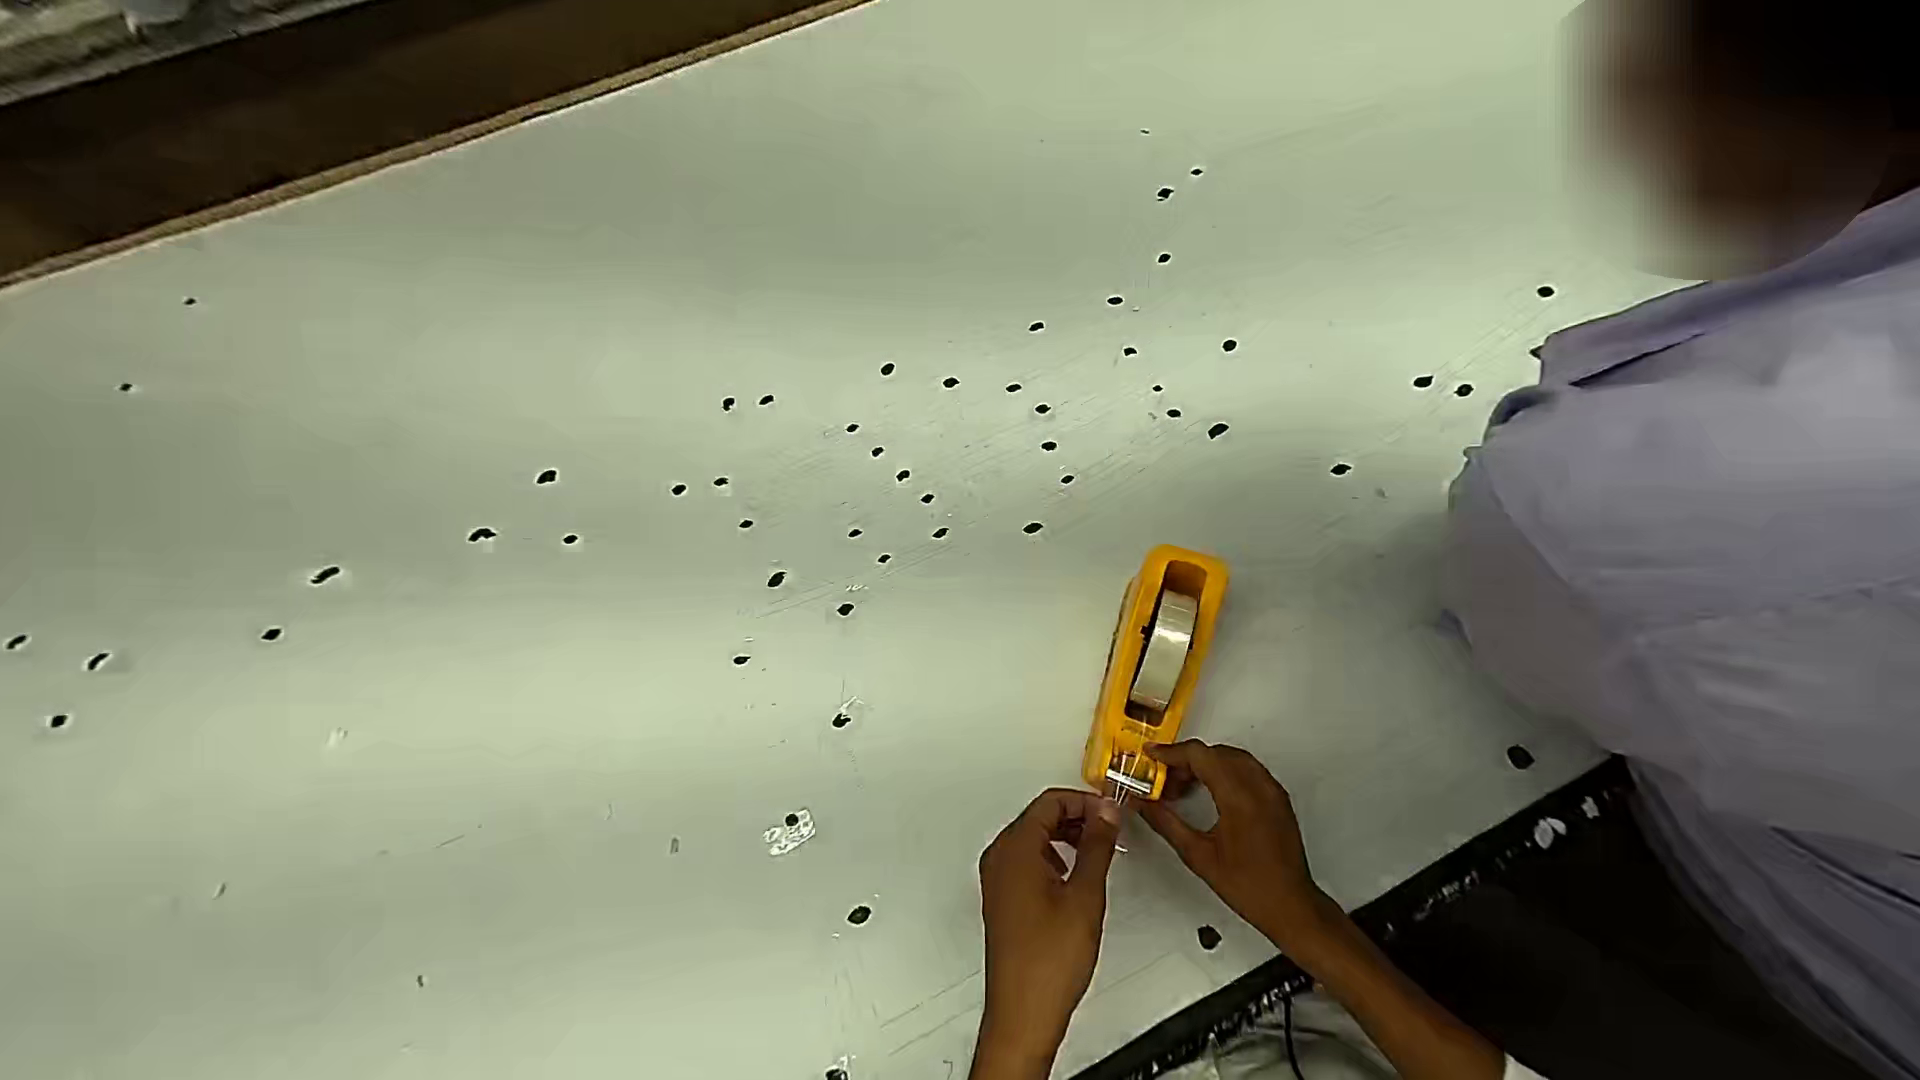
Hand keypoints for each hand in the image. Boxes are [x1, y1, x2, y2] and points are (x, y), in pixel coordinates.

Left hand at [971, 788, 1121, 1078]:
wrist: (1024, 1011)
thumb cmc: (1046, 963)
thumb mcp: (1085, 894)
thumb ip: (1097, 845)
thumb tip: (1105, 814)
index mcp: (1015, 848)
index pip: (1049, 802)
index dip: (1083, 801)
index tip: (1109, 810)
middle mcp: (1000, 856)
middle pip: (1040, 816)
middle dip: (1076, 816)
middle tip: (1107, 827)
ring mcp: (998, 876)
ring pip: (1034, 836)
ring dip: (1066, 835)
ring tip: (1097, 849)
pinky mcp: (1002, 894)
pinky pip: (1027, 858)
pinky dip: (1053, 854)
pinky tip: (1074, 872)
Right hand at [1137, 741, 1334, 954]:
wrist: (1292, 907)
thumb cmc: (1251, 887)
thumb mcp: (1197, 855)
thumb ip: (1165, 822)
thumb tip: (1143, 804)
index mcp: (1239, 798)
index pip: (1199, 755)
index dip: (1171, 752)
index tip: (1152, 755)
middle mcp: (1259, 788)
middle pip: (1214, 752)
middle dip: (1185, 759)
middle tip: (1164, 776)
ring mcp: (1271, 791)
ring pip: (1231, 756)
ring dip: (1205, 762)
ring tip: (1184, 783)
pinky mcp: (1277, 797)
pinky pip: (1247, 767)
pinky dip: (1224, 768)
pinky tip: (1210, 788)